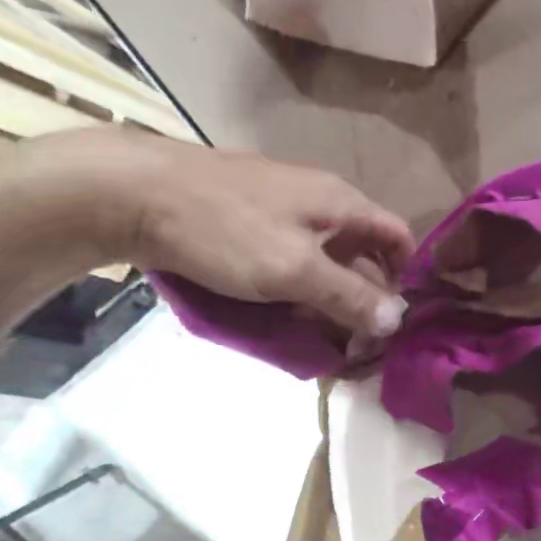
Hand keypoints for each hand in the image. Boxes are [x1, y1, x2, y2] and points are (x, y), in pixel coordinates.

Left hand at [0, 129, 416, 336]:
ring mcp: (279, 208)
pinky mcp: (247, 220)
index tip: (390, 324)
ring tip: (316, 337)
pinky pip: (287, 258)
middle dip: (360, 299)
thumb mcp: (295, 269)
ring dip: (325, 298)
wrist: (137, 195)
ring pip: (320, 258)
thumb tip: (397, 320)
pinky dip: (294, 287)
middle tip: (350, 346)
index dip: (402, 278)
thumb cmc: (226, 229)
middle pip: (359, 252)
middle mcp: (317, 199)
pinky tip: (280, 312)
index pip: (395, 236)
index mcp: (340, 201)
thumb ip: (348, 295)